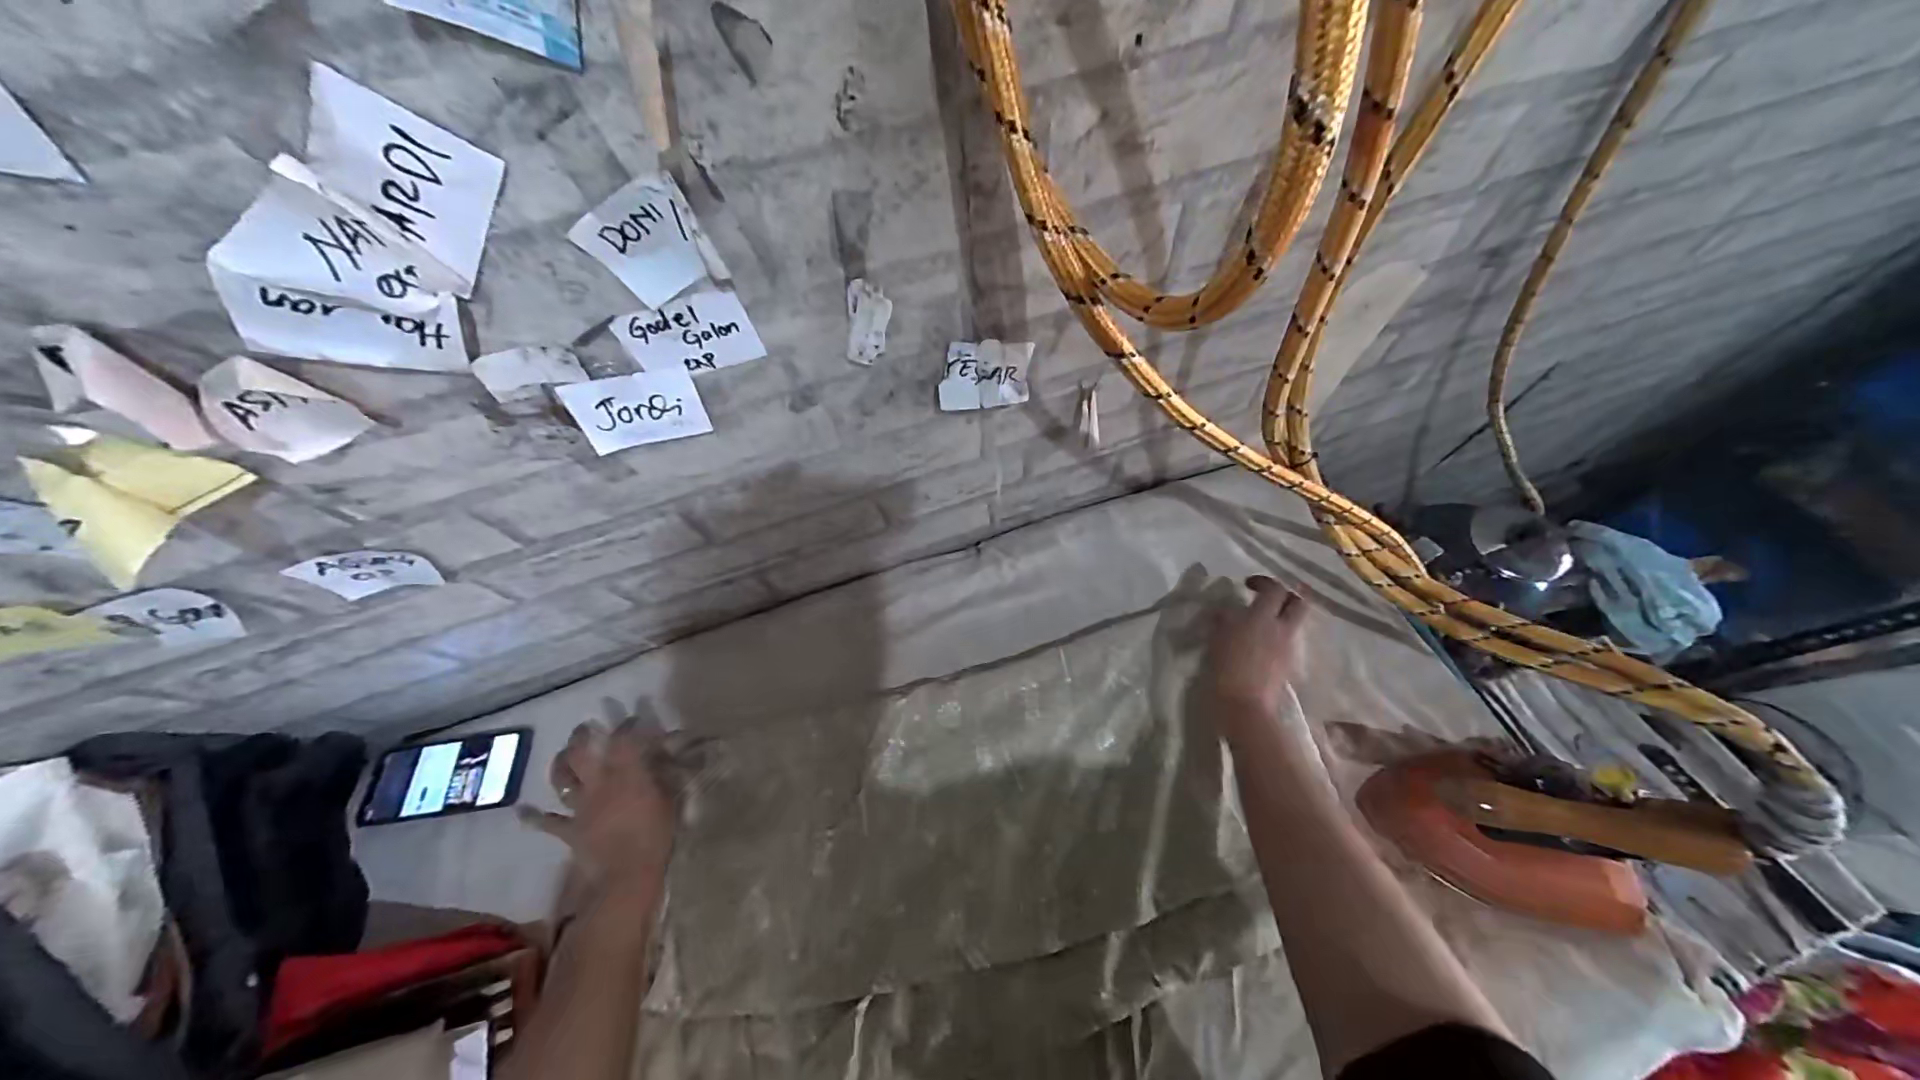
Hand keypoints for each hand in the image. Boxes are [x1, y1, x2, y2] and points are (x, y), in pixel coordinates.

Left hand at [522, 717, 677, 886]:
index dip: (626, 726)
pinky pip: (547, 823)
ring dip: (559, 764)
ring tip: (562, 754)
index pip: (623, 740)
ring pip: (561, 779)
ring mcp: (580, 807)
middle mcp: (597, 783)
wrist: (627, 875)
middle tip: (584, 727)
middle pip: (581, 753)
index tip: (633, 720)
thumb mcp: (669, 797)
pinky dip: (532, 816)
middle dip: (581, 736)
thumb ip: (665, 773)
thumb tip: (666, 754)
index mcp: (625, 773)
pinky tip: (521, 810)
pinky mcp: (569, 830)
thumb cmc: (655, 833)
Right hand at [1200, 576, 1309, 725]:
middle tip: (1266, 598)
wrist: (1245, 706)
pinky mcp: (1288, 663)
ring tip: (1261, 621)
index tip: (1247, 584)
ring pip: (1295, 621)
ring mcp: (1288, 647)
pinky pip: (1287, 639)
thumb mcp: (1216, 638)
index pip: (1275, 588)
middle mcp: (1281, 628)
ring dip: (1282, 615)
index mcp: (1262, 618)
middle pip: (1299, 602)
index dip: (1263, 581)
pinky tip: (1260, 642)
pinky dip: (1278, 634)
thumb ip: (1224, 619)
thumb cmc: (1225, 669)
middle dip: (1286, 595)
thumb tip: (1225, 610)